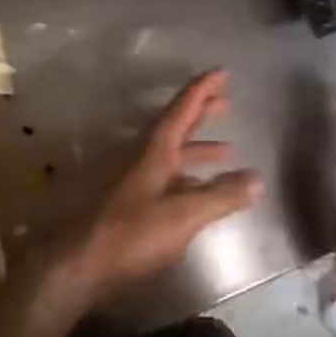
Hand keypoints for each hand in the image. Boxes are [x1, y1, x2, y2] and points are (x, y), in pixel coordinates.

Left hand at [67, 69, 262, 303]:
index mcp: (156, 147)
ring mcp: (133, 176)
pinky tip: (197, 188)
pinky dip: (186, 172)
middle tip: (226, 102)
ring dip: (197, 146)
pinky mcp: (128, 199)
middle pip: (177, 124)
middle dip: (202, 111)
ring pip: (171, 151)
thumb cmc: (131, 233)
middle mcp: (144, 153)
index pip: (184, 106)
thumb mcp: (184, 215)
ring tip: (225, 149)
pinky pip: (164, 174)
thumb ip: (222, 196)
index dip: (204, 88)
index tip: (223, 72)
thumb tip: (258, 177)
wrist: (77, 265)